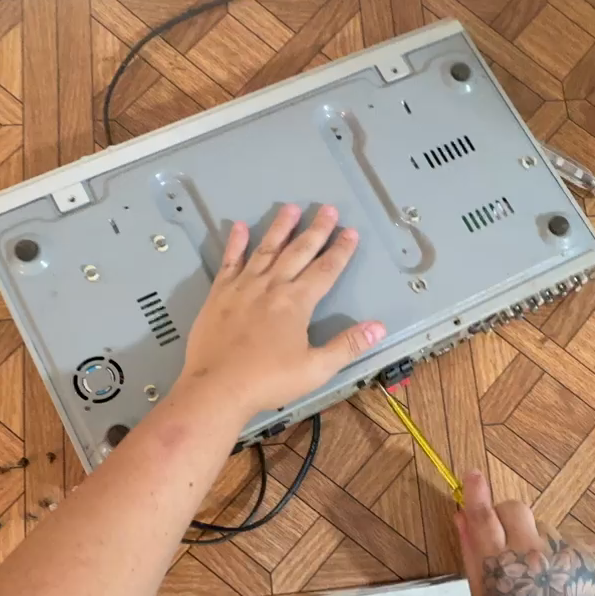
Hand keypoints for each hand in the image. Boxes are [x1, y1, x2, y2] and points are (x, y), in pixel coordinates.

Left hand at [177, 203, 384, 420]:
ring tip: (291, 208)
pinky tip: (239, 227)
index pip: (325, 270)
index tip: (350, 233)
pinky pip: (229, 261)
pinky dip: (235, 243)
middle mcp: (271, 286)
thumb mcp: (315, 369)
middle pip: (298, 251)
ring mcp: (242, 287)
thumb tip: (378, 327)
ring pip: (265, 248)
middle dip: (316, 230)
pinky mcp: (219, 294)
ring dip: (280, 228)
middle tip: (328, 210)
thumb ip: (346, 345)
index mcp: (296, 302)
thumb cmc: (268, 381)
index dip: (340, 251)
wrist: (216, 387)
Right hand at [455, 471, 594, 595]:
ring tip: (535, 571)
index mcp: (499, 567)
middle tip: (504, 534)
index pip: (483, 519)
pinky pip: (560, 540)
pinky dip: (553, 552)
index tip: (473, 474)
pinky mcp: (581, 555)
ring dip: (531, 537)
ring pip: (538, 525)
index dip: (476, 493)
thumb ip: (471, 554)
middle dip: (504, 513)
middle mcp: (529, 554)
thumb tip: (460, 516)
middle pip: (513, 509)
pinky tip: (554, 579)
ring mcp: (559, 553)